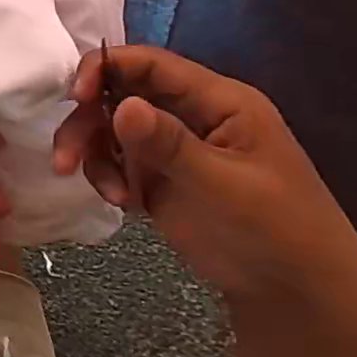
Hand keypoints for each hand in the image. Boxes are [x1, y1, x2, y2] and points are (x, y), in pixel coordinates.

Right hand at [52, 46, 356, 305]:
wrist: (292, 292)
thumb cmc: (275, 230)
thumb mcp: (223, 185)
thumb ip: (169, 144)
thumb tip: (120, 105)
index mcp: (217, 101)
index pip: (150, 64)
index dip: (104, 68)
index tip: (73, 97)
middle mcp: (188, 114)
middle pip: (118, 95)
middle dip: (86, 122)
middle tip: (64, 157)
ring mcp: (170, 145)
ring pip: (108, 129)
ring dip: (92, 155)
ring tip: (107, 194)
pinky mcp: (155, 175)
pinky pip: (113, 160)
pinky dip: (106, 177)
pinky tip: (123, 204)